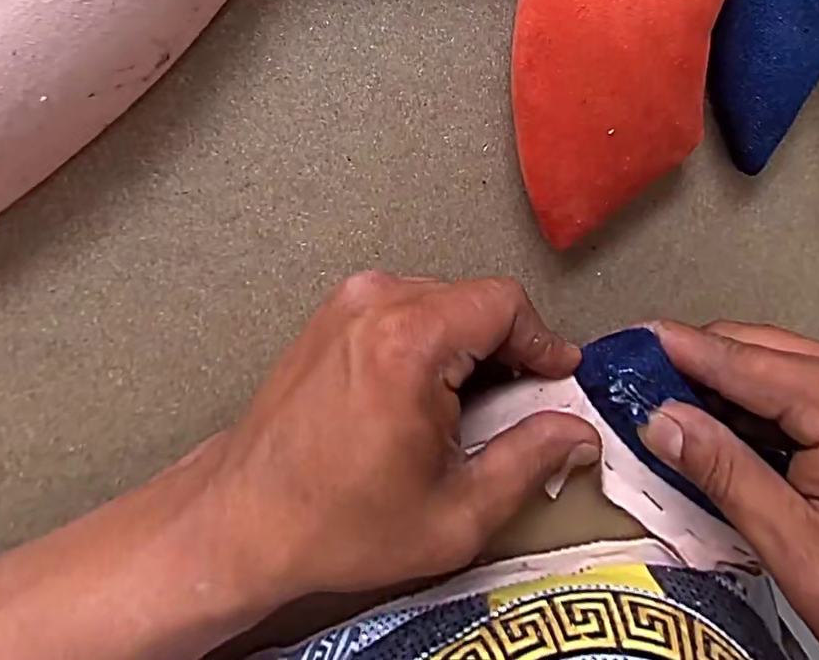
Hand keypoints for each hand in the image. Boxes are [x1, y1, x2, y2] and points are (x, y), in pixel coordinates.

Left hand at [203, 272, 600, 600]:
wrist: (247, 513)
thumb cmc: (333, 519)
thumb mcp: (454, 512)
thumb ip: (528, 459)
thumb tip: (572, 431)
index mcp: (408, 341)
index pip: (504, 302)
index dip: (541, 337)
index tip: (555, 369)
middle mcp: (377, 304)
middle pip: (476, 298)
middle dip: (507, 347)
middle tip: (517, 401)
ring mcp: (352, 300)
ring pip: (445, 298)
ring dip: (469, 342)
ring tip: (464, 403)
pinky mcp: (340, 309)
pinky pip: (410, 303)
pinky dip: (434, 336)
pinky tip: (427, 387)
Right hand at [639, 322, 818, 659]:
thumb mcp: (804, 554)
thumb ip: (725, 474)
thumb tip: (657, 418)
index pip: (733, 357)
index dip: (667, 348)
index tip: (616, 345)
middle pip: (745, 347)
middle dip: (684, 363)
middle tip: (628, 384)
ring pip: (761, 359)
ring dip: (710, 381)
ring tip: (659, 405)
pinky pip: (786, 380)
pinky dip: (742, 397)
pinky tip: (713, 424)